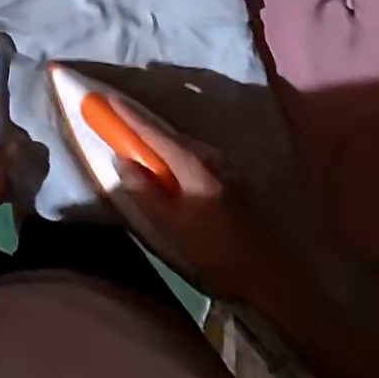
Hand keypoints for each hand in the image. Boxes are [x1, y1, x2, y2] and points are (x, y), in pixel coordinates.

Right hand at [104, 97, 281, 301]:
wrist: (271, 280)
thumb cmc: (215, 253)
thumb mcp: (171, 226)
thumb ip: (143, 191)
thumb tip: (121, 160)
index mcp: (192, 164)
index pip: (152, 131)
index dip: (128, 114)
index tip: (108, 97)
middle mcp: (209, 157)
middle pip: (168, 134)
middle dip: (142, 125)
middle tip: (119, 121)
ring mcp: (223, 168)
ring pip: (182, 145)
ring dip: (159, 141)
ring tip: (140, 145)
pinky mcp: (230, 181)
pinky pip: (193, 156)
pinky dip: (174, 154)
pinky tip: (168, 168)